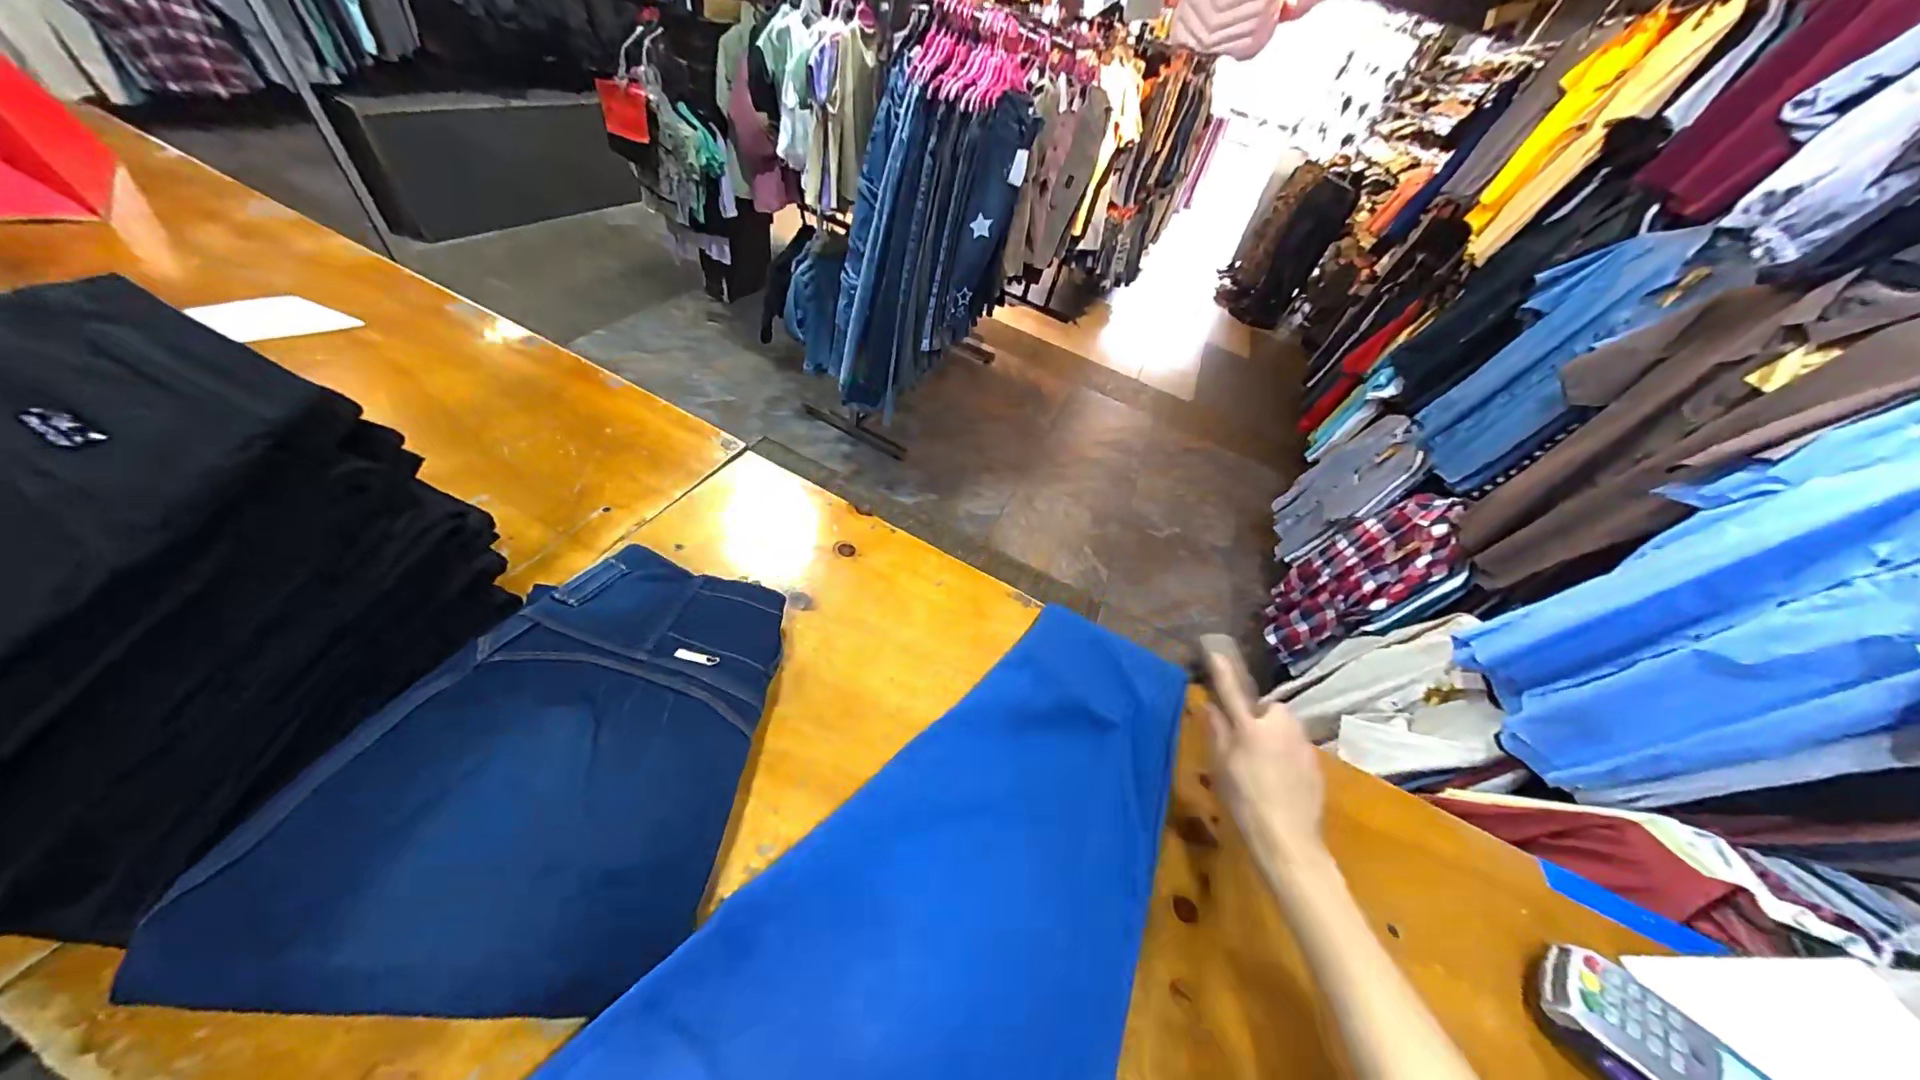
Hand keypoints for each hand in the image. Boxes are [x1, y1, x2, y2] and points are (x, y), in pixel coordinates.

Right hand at [1198, 635, 1326, 866]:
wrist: (1289, 838)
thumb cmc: (1245, 799)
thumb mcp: (1221, 766)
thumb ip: (1216, 731)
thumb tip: (1209, 705)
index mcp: (1251, 726)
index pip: (1232, 690)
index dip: (1222, 669)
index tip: (1215, 648)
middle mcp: (1281, 726)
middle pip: (1269, 709)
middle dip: (1258, 717)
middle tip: (1244, 741)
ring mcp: (1303, 744)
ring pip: (1284, 728)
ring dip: (1272, 736)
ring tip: (1261, 764)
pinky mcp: (1316, 762)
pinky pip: (1295, 747)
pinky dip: (1286, 754)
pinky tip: (1279, 779)